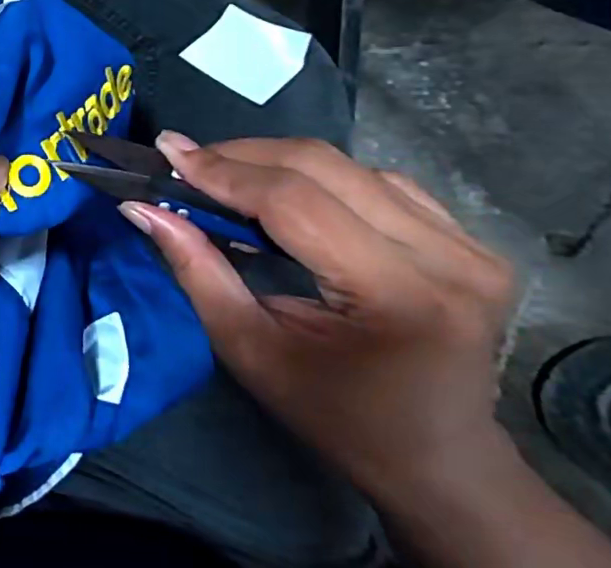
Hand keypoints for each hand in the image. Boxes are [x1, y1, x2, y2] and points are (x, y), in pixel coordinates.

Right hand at [122, 132, 517, 498]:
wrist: (438, 460)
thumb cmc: (333, 413)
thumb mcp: (247, 347)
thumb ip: (195, 268)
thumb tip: (140, 206)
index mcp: (398, 295)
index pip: (294, 202)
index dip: (223, 170)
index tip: (166, 150)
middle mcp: (447, 258)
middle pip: (322, 167)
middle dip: (241, 155)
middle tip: (185, 159)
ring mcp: (469, 245)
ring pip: (347, 164)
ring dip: (275, 161)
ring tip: (225, 176)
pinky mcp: (470, 240)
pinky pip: (377, 179)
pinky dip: (317, 175)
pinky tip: (285, 192)